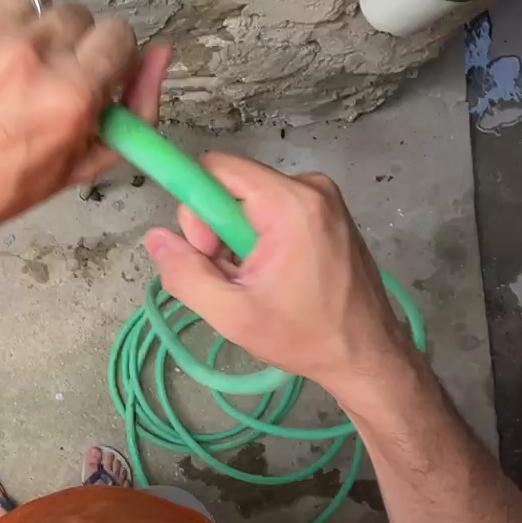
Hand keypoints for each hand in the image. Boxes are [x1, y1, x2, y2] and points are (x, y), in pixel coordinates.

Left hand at [0, 0, 169, 276]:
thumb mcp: (79, 166)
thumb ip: (133, 111)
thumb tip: (161, 55)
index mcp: (70, 94)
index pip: (117, 34)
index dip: (103, 57)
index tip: (85, 72)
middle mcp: (29, 57)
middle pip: (72, 15)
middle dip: (60, 46)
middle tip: (31, 85)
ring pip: (24, 0)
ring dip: (15, 30)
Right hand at [141, 154, 415, 404]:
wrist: (367, 354)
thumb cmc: (304, 336)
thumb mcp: (231, 315)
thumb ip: (185, 274)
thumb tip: (154, 238)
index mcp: (290, 203)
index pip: (215, 168)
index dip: (195, 207)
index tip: (205, 252)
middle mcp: (309, 187)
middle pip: (230, 186)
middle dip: (215, 232)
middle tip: (232, 279)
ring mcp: (321, 197)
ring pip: (245, 203)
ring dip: (233, 243)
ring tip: (254, 284)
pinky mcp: (324, 212)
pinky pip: (267, 212)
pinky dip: (255, 242)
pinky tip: (270, 278)